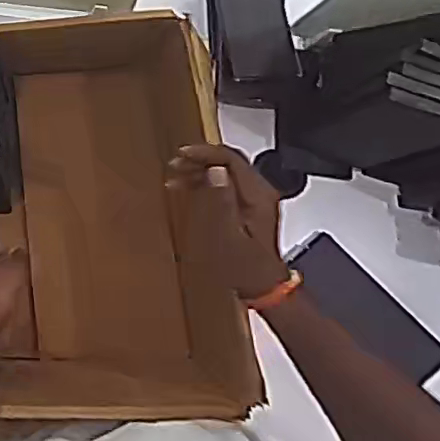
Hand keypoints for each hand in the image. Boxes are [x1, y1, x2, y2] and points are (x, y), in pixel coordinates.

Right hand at [165, 143, 289, 300]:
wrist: (263, 287)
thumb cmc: (244, 266)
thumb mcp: (228, 235)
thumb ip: (222, 200)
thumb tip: (215, 170)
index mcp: (258, 196)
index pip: (232, 159)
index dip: (205, 153)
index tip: (182, 155)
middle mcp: (260, 191)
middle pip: (230, 160)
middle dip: (201, 158)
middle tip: (175, 165)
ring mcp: (256, 197)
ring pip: (227, 169)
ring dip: (201, 168)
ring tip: (177, 175)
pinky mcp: (249, 205)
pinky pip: (227, 182)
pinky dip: (206, 180)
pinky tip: (187, 186)